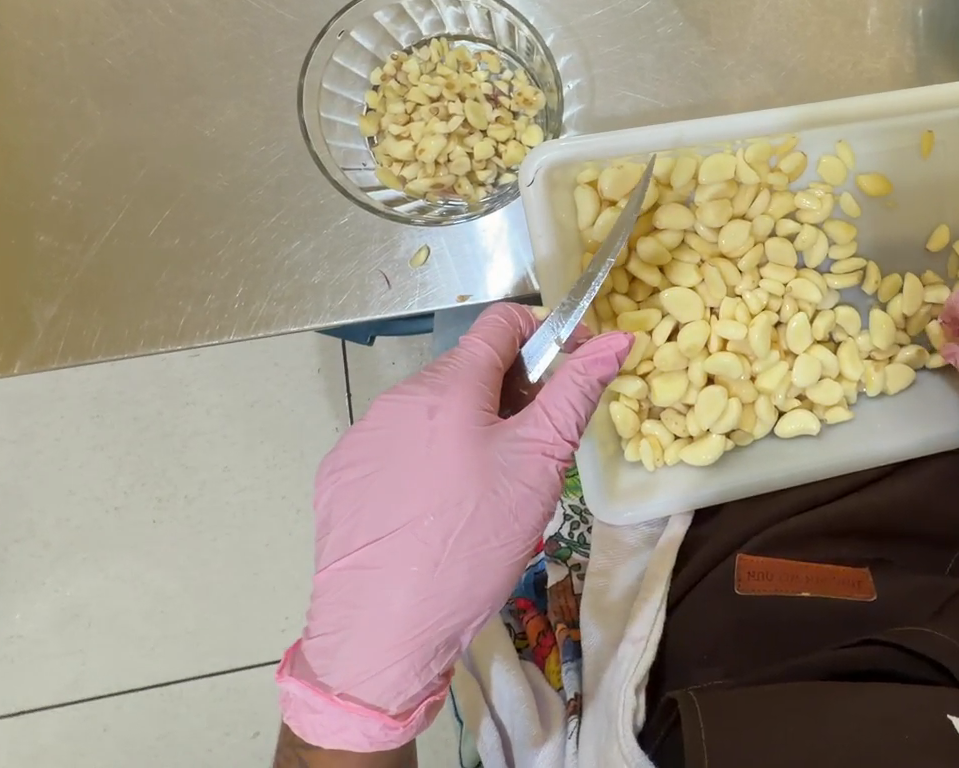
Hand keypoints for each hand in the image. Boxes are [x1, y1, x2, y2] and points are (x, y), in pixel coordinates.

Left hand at [276, 304, 631, 751]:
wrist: (382, 634)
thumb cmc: (475, 538)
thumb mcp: (541, 461)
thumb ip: (578, 390)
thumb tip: (618, 338)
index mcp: (448, 385)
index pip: (502, 322)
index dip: (545, 337)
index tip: (566, 378)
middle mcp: (397, 397)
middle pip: (470, 368)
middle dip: (511, 392)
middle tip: (532, 448)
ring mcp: (362, 437)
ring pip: (435, 407)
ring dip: (471, 424)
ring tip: (487, 485)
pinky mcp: (341, 476)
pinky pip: (399, 443)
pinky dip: (430, 456)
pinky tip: (438, 507)